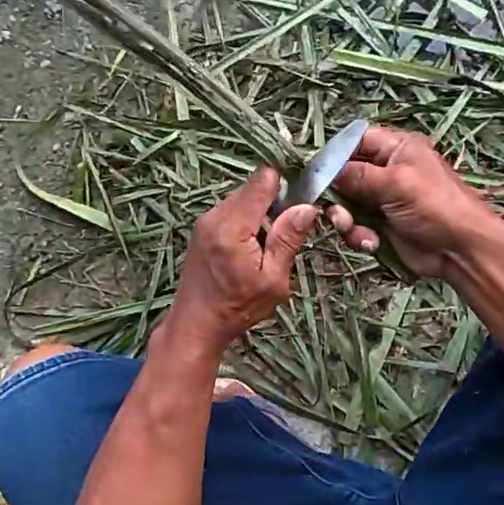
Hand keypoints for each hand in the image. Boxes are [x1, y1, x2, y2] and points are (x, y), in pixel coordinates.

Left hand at [166, 167, 320, 353]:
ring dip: (257, 216)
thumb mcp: (273, 280)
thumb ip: (288, 240)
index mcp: (232, 227)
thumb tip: (308, 207)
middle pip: (252, 188)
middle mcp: (214, 216)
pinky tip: (244, 251)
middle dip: (271, 206)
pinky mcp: (201, 227)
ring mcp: (204, 220)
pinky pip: (230, 211)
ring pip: (242, 199)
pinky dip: (243, 223)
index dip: (283, 189)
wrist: (196, 324)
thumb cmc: (237, 308)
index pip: (262, 180)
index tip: (293, 212)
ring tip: (260, 250)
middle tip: (277, 240)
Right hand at [329, 127, 500, 277]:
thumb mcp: (396, 183)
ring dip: (346, 220)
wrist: (461, 250)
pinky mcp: (380, 226)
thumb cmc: (435, 206)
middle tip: (336, 211)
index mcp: (396, 149)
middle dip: (336, 195)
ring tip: (357, 231)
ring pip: (346, 205)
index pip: (356, 140)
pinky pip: (355, 227)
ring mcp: (382, 200)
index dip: (335, 154)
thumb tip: (324, 171)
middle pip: (344, 175)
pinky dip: (359, 235)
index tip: (316, 172)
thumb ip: (356, 175)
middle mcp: (387, 171)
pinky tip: (372, 242)